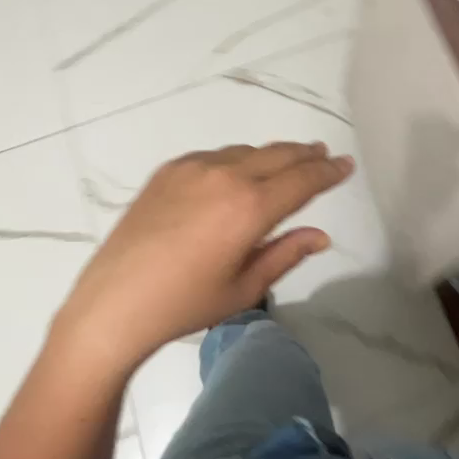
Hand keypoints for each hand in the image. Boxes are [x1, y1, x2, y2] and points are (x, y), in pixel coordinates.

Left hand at [56, 142, 354, 374]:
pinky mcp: (169, 169)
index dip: (328, 171)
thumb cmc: (184, 306)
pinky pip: (215, 156)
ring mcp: (194, 167)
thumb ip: (286, 254)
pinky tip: (239, 173)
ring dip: (273, 155)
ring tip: (287, 162)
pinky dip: (237, 160)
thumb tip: (321, 235)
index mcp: (250, 207)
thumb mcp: (244, 289)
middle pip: (279, 155)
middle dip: (306, 155)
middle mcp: (227, 176)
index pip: (303, 180)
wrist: (112, 304)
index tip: (346, 164)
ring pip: (247, 152)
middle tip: (324, 154)